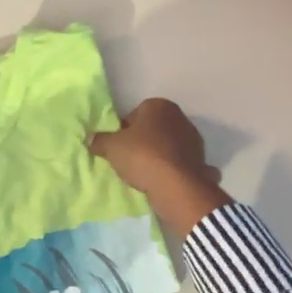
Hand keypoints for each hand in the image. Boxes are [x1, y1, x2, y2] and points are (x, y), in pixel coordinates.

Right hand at [90, 98, 232, 235]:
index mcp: (159, 106)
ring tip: (144, 175)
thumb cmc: (142, 156)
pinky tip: (165, 182)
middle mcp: (180, 117)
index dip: (123, 131)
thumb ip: (99, 140)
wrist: (176, 186)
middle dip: (142, 142)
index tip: (117, 147)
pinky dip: (175, 170)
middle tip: (128, 160)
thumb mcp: (111, 147)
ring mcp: (193, 140)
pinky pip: (182, 164)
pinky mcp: (201, 161)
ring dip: (159, 156)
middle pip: (153, 129)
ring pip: (168, 146)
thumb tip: (91, 139)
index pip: (134, 114)